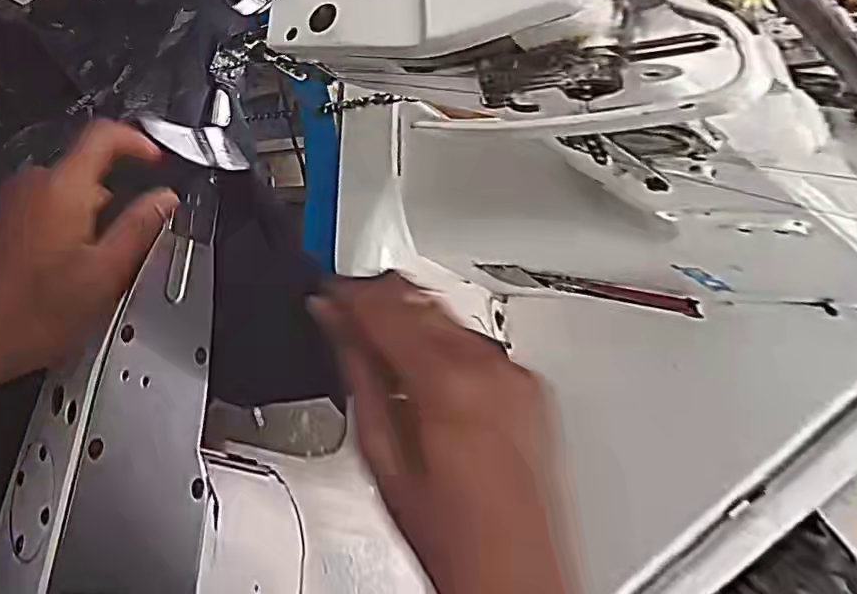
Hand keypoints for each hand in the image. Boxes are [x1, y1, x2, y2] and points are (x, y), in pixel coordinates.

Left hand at [0, 120, 178, 443]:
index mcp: (63, 187)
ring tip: (90, 263)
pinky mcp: (3, 217)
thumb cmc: (31, 313)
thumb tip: (164, 200)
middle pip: (88, 167)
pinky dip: (64, 222)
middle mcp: (34, 183)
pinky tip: (63, 266)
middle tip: (122, 238)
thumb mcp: (104, 273)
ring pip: (67, 188)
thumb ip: (140, 226)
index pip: (105, 134)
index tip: (153, 158)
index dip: (137, 141)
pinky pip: (45, 204)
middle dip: (114, 196)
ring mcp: (14, 199)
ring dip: (88, 214)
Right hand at [310, 273, 574, 593]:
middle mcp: (488, 368)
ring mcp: (514, 375)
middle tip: (346, 311)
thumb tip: (333, 321)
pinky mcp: (529, 386)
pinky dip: (440, 340)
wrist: (515, 579)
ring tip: (380, 344)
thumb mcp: (380, 452)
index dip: (346, 292)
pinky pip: (472, 339)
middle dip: (375, 298)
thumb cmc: (451, 538)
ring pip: (442, 312)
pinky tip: (421, 367)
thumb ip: (355, 370)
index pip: (383, 305)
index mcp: (446, 383)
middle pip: (415, 297)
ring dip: (406, 317)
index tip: (327, 292)